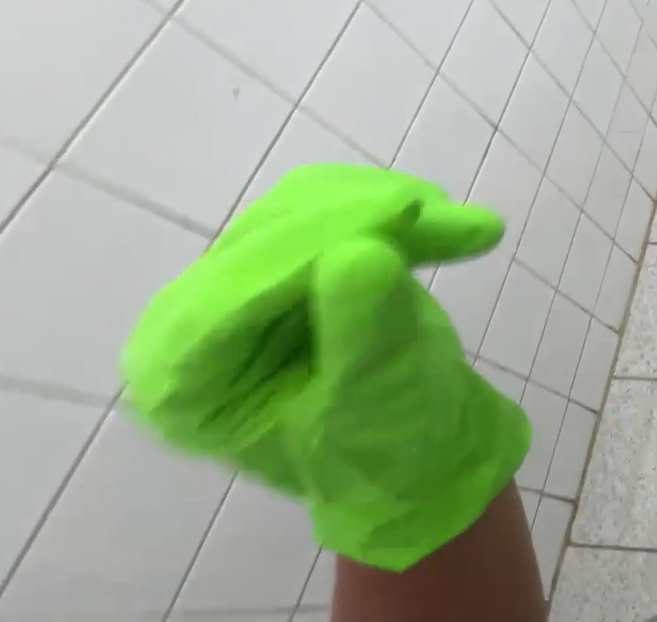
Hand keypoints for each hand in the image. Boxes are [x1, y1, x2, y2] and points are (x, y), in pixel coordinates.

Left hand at [120, 165, 530, 571]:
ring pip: (305, 206)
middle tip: (467, 224)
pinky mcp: (290, 266)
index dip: (322, 243)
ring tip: (472, 229)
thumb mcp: (381, 400)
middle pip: (270, 235)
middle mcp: (192, 324)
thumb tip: (364, 251)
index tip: (410, 210)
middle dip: (370, 219)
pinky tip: (442, 221)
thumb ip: (364, 330)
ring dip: (391, 206)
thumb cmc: (394, 447)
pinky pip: (332, 205)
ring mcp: (241, 289)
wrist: (424, 452)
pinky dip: (392, 207)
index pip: (237, 291)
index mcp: (184, 380)